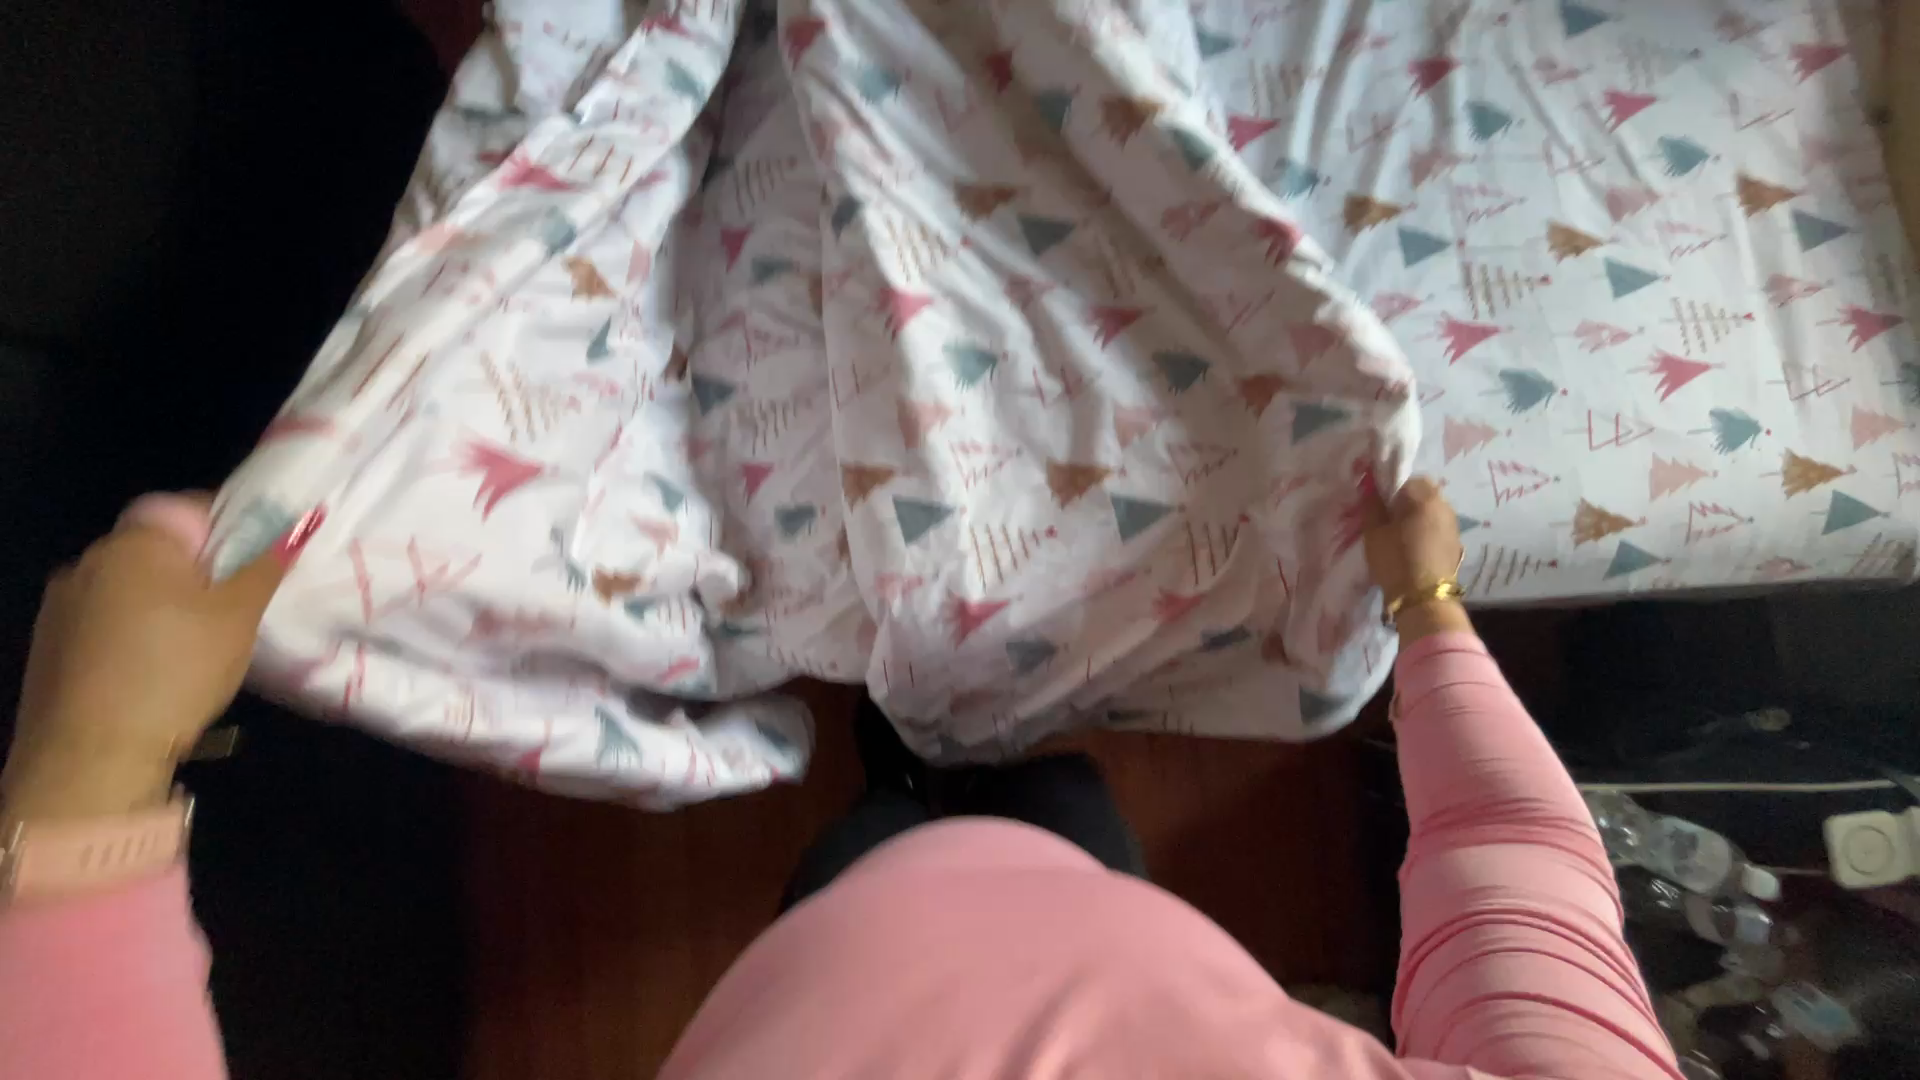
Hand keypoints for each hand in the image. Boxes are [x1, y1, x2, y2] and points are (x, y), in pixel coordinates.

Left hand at [2, 494, 298, 825]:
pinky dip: (147, 623)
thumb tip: (298, 523)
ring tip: (214, 633)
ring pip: (138, 581)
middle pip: (163, 546)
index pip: (188, 507)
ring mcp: (64, 605)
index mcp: (133, 547)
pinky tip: (170, 658)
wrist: (92, 752)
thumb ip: (266, 564)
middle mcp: (88, 563)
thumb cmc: (178, 667)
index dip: (234, 521)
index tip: (266, 552)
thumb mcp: (240, 613)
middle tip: (249, 596)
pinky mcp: (56, 642)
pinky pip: (115, 613)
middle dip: (208, 563)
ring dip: (176, 595)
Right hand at [1362, 476, 1470, 641]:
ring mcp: (1453, 523)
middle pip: (1422, 490)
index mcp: (1424, 497)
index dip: (1388, 485)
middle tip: (1385, 515)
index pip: (1406, 477)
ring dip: (1415, 512)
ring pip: (1431, 507)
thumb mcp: (1373, 532)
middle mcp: (1444, 505)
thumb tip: (1372, 487)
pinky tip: (1412, 542)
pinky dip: (1424, 526)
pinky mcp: (1455, 540)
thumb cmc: (1395, 560)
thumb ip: (1373, 506)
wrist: (1424, 598)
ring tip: (1398, 530)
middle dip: (1404, 497)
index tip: (1375, 500)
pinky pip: (1437, 523)